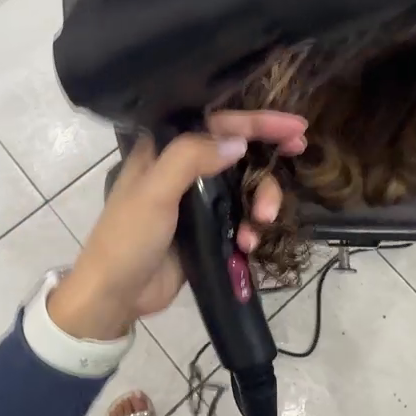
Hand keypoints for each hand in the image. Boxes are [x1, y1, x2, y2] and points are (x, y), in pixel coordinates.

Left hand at [48, 111, 307, 339]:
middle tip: (299, 152)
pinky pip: (241, 218)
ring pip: (245, 187)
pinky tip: (247, 244)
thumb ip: (191, 158)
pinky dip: (251, 228)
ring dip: (261, 200)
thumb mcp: (155, 191)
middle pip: (238, 152)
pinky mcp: (207, 230)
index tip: (295, 125)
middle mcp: (183, 169)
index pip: (217, 123)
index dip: (257, 121)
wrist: (116, 295)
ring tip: (261, 223)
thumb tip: (238, 141)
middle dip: (267, 158)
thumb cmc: (128, 237)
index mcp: (165, 150)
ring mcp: (197, 201)